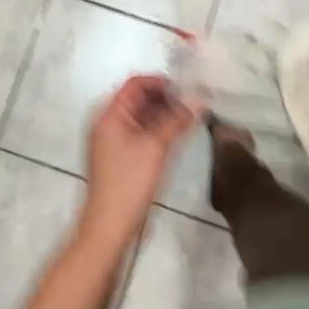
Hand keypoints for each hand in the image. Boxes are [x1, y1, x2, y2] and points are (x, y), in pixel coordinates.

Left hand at [80, 75, 198, 248]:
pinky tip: (178, 136)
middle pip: (138, 100)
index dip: (160, 82)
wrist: (109, 226)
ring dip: (164, 116)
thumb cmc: (130, 182)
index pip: (135, 84)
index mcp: (109, 114)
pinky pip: (140, 135)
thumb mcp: (156, 147)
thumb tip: (200, 99)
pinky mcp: (121, 158)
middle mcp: (108, 123)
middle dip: (165, 99)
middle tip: (193, 105)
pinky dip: (158, 131)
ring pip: (141, 118)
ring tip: (191, 119)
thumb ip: (177, 120)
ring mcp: (113, 142)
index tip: (187, 89)